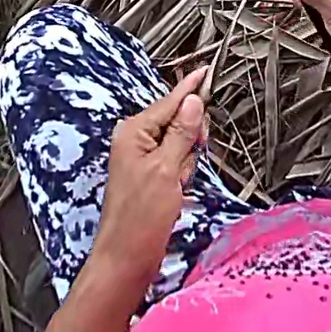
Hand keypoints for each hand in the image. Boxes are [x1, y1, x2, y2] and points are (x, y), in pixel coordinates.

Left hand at [91, 64, 209, 288]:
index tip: (205, 70)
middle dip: (190, 138)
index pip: (169, 101)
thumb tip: (193, 101)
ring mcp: (141, 156)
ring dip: (186, 160)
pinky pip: (175, 159)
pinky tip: (176, 190)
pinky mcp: (149, 173)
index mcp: (134, 131)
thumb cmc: (139, 220)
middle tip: (187, 162)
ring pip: (179, 141)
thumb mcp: (167, 170)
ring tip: (177, 183)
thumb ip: (182, 132)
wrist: (125, 261)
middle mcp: (135, 139)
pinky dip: (182, 171)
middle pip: (177, 119)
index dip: (190, 88)